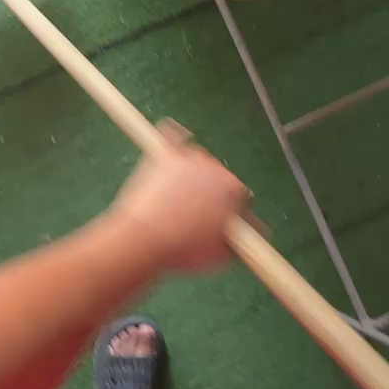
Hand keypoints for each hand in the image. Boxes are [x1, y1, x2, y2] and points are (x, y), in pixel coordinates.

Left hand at [107, 123, 251, 272]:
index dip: (229, 210)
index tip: (217, 221)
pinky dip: (175, 137)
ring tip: (175, 196)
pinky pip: (173, 135)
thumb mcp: (220, 254)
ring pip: (197, 161)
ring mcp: (190, 158)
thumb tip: (245, 235)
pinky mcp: (165, 153)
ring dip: (192, 173)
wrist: (143, 238)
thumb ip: (239, 240)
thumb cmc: (183, 250)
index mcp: (234, 191)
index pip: (240, 197)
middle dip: (210, 192)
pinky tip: (174, 136)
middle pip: (218, 177)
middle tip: (192, 212)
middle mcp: (217, 168)